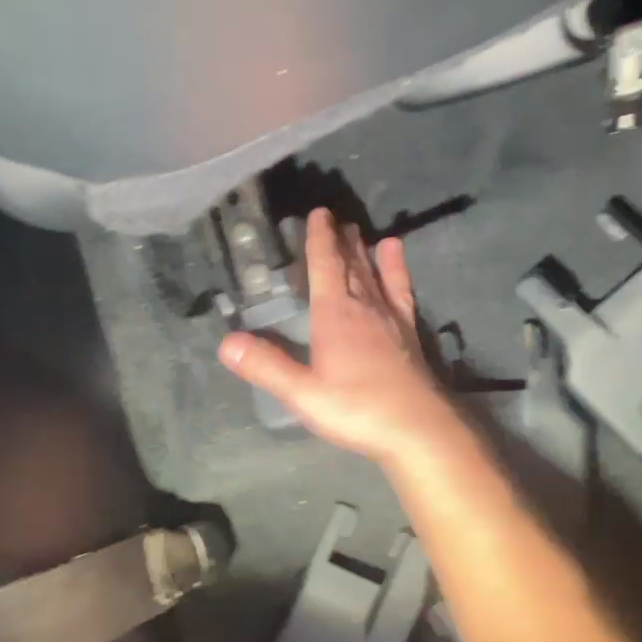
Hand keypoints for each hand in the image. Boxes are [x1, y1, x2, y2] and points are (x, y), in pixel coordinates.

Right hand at [219, 208, 463, 466]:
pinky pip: (400, 292)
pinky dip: (396, 272)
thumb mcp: (302, 392)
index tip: (317, 214)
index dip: (318, 240)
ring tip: (361, 231)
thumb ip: (266, 366)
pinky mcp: (408, 334)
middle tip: (337, 218)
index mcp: (335, 316)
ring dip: (365, 253)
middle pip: (350, 266)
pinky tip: (395, 259)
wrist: (417, 428)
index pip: (324, 267)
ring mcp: (390, 320)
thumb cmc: (356, 409)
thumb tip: (225, 342)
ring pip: (374, 275)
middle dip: (340, 242)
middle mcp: (364, 308)